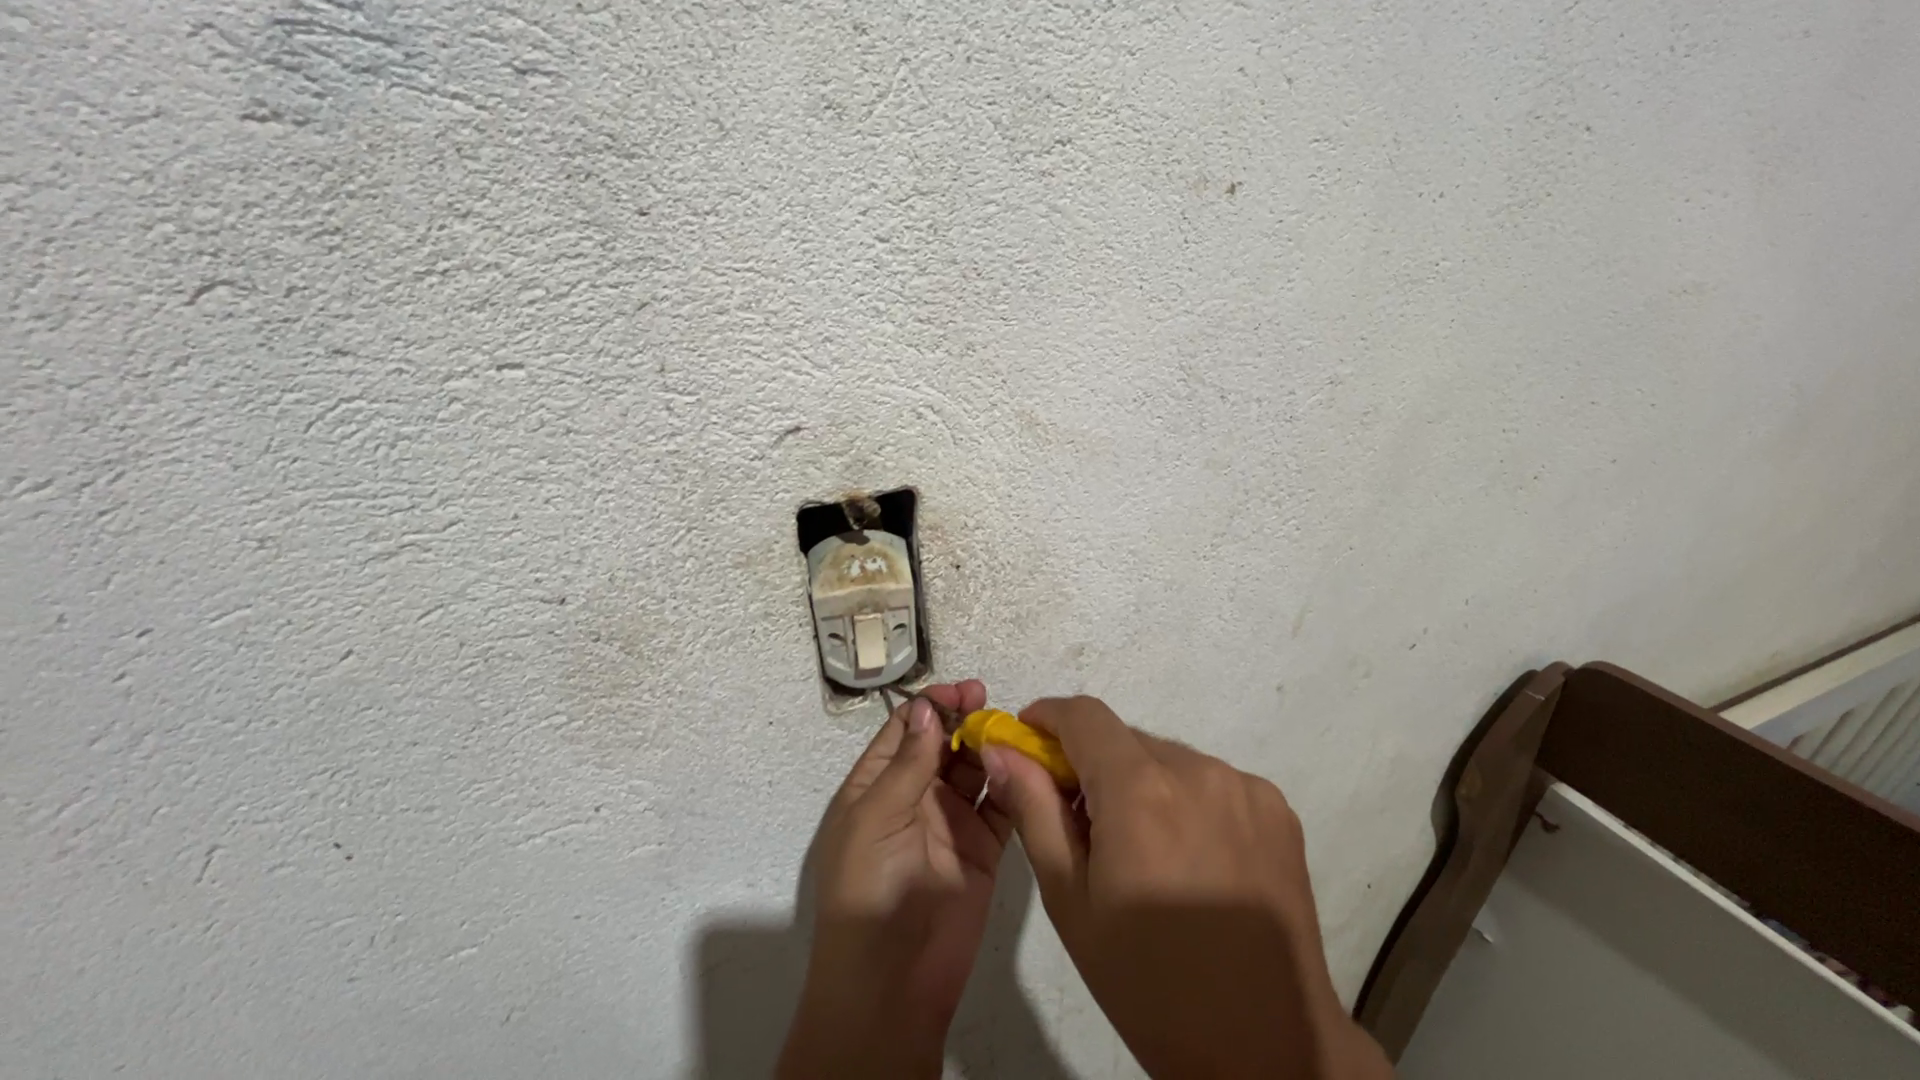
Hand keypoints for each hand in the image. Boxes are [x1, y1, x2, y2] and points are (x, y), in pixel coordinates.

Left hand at [778, 680, 1008, 1079]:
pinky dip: (1014, 781)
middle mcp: (913, 798)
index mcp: (876, 787)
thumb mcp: (875, 818)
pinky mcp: (983, 849)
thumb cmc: (868, 889)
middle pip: (942, 744)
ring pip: (973, 770)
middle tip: (988, 699)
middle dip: (963, 718)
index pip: (904, 731)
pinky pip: (1001, 806)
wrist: (892, 978)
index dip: (930, 705)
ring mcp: (950, 823)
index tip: (961, 689)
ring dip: (989, 744)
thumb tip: (927, 708)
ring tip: (1011, 724)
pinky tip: (1029, 761)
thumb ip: (907, 764)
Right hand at [987, 696, 1393, 1079]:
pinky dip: (1186, 800)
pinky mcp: (1279, 811)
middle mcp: (1199, 770)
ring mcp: (1246, 788)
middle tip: (1080, 823)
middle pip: (1127, 739)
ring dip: (1141, 783)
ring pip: (1170, 759)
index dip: (1047, 718)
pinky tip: (1188, 858)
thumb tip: (1001, 751)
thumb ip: (1033, 810)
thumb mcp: (1069, 899)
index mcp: (1140, 790)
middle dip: (1092, 763)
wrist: (1264, 1043)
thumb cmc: (1147, 979)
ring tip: (1140, 852)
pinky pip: (1213, 782)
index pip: (1084, 715)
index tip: (1027, 743)